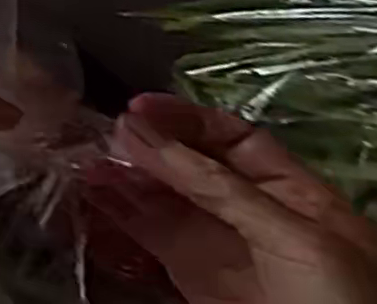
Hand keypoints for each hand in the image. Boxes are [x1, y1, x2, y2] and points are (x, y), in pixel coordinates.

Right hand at [91, 94, 376, 303]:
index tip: (136, 108)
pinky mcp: (184, 268)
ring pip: (152, 189)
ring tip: (76, 156)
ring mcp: (215, 242)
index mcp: (297, 200)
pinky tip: (80, 186)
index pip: (233, 138)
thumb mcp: (300, 242)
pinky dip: (105, 203)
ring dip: (113, 168)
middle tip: (94, 132)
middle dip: (137, 142)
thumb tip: (131, 126)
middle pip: (182, 159)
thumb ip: (215, 183)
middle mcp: (250, 213)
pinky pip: (138, 226)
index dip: (183, 118)